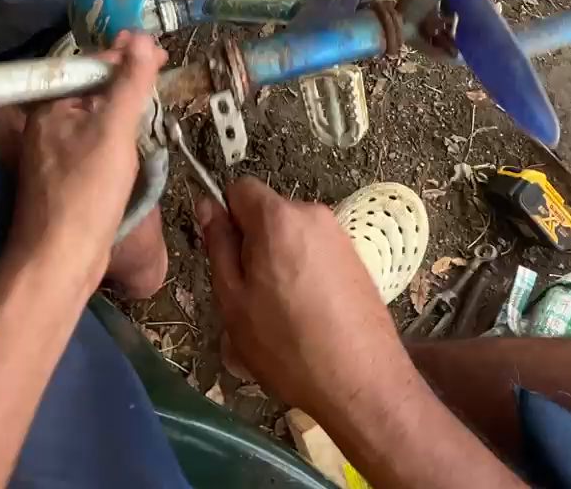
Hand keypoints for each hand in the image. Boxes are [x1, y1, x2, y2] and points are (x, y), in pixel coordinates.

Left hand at [9, 31, 165, 290]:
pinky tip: (133, 135)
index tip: (161, 53)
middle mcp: (46, 123)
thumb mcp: (114, 129)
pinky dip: (115, 130)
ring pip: (92, 115)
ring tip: (151, 95)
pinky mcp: (63, 176)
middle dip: (125, 77)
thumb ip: (129, 83)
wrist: (60, 260)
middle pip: (91, 89)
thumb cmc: (86, 190)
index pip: (91, 66)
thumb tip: (142, 37)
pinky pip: (92, 139)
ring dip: (121, 103)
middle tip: (161, 68)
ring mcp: (52, 151)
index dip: (127, 56)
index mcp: (50, 105)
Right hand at [197, 178, 413, 417]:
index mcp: (278, 217)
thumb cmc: (287, 345)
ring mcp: (338, 234)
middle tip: (251, 294)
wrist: (363, 383)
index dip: (227, 217)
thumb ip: (218, 245)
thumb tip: (207, 205)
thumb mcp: (234, 299)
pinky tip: (309, 314)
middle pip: (267, 213)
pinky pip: (314, 250)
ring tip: (281, 312)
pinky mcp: (356, 256)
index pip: (239, 188)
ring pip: (290, 234)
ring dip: (278, 260)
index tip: (229, 257)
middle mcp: (311, 213)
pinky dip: (304, 271)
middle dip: (253, 242)